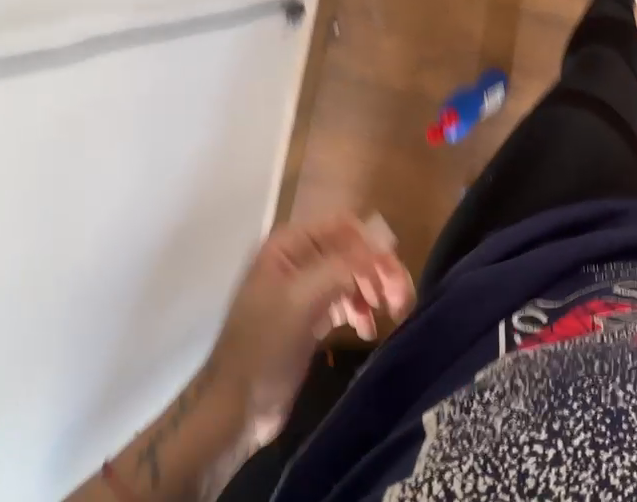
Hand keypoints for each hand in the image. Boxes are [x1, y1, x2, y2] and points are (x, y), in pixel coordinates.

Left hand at [206, 214, 414, 438]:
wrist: (234, 410)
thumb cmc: (263, 348)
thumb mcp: (302, 300)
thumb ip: (343, 265)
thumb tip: (386, 241)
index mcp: (287, 247)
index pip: (344, 226)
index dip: (372, 245)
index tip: (393, 273)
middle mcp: (296, 261)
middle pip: (353, 251)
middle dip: (379, 271)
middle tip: (402, 298)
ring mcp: (304, 290)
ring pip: (354, 276)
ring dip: (376, 291)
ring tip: (394, 314)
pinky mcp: (311, 317)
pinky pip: (348, 301)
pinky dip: (363, 311)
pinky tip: (369, 331)